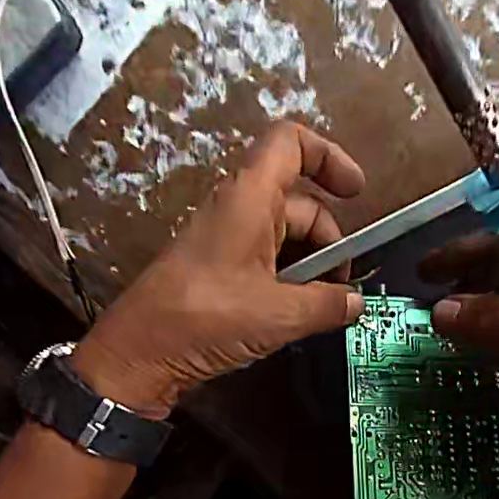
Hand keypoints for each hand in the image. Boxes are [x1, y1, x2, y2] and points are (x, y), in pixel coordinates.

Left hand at [72, 122, 364, 416]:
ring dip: (313, 265)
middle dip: (330, 238)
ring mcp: (226, 238)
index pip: (292, 144)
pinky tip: (300, 312)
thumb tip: (356, 304)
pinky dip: (291, 278)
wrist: (142, 353)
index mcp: (250, 198)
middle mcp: (238, 208)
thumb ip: (328, 305)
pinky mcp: (219, 268)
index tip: (356, 193)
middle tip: (345, 285)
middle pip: (300, 202)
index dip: (330, 158)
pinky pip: (267, 259)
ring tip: (325, 305)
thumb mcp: (281, 314)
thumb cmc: (208, 318)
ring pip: (285, 235)